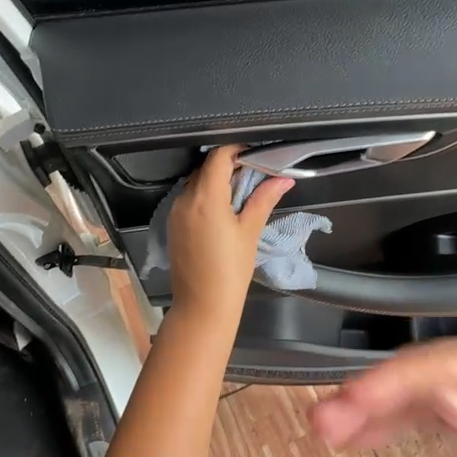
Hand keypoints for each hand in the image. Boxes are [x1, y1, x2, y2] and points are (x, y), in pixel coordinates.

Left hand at [168, 145, 290, 317]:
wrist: (203, 306)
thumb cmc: (231, 270)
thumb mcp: (250, 232)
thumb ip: (264, 200)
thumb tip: (283, 179)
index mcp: (206, 197)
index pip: (218, 157)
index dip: (236, 150)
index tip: (254, 154)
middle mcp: (185, 200)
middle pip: (205, 169)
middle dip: (228, 167)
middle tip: (252, 175)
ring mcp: (175, 213)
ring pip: (195, 184)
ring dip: (216, 182)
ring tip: (240, 195)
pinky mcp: (172, 226)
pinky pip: (188, 200)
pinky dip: (204, 198)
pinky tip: (222, 212)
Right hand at [309, 340, 456, 456]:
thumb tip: (446, 403)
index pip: (439, 367)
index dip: (390, 384)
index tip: (349, 407)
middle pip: (418, 375)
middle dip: (368, 396)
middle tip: (321, 424)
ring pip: (414, 394)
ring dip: (371, 410)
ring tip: (325, 431)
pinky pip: (424, 415)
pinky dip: (390, 425)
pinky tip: (361, 438)